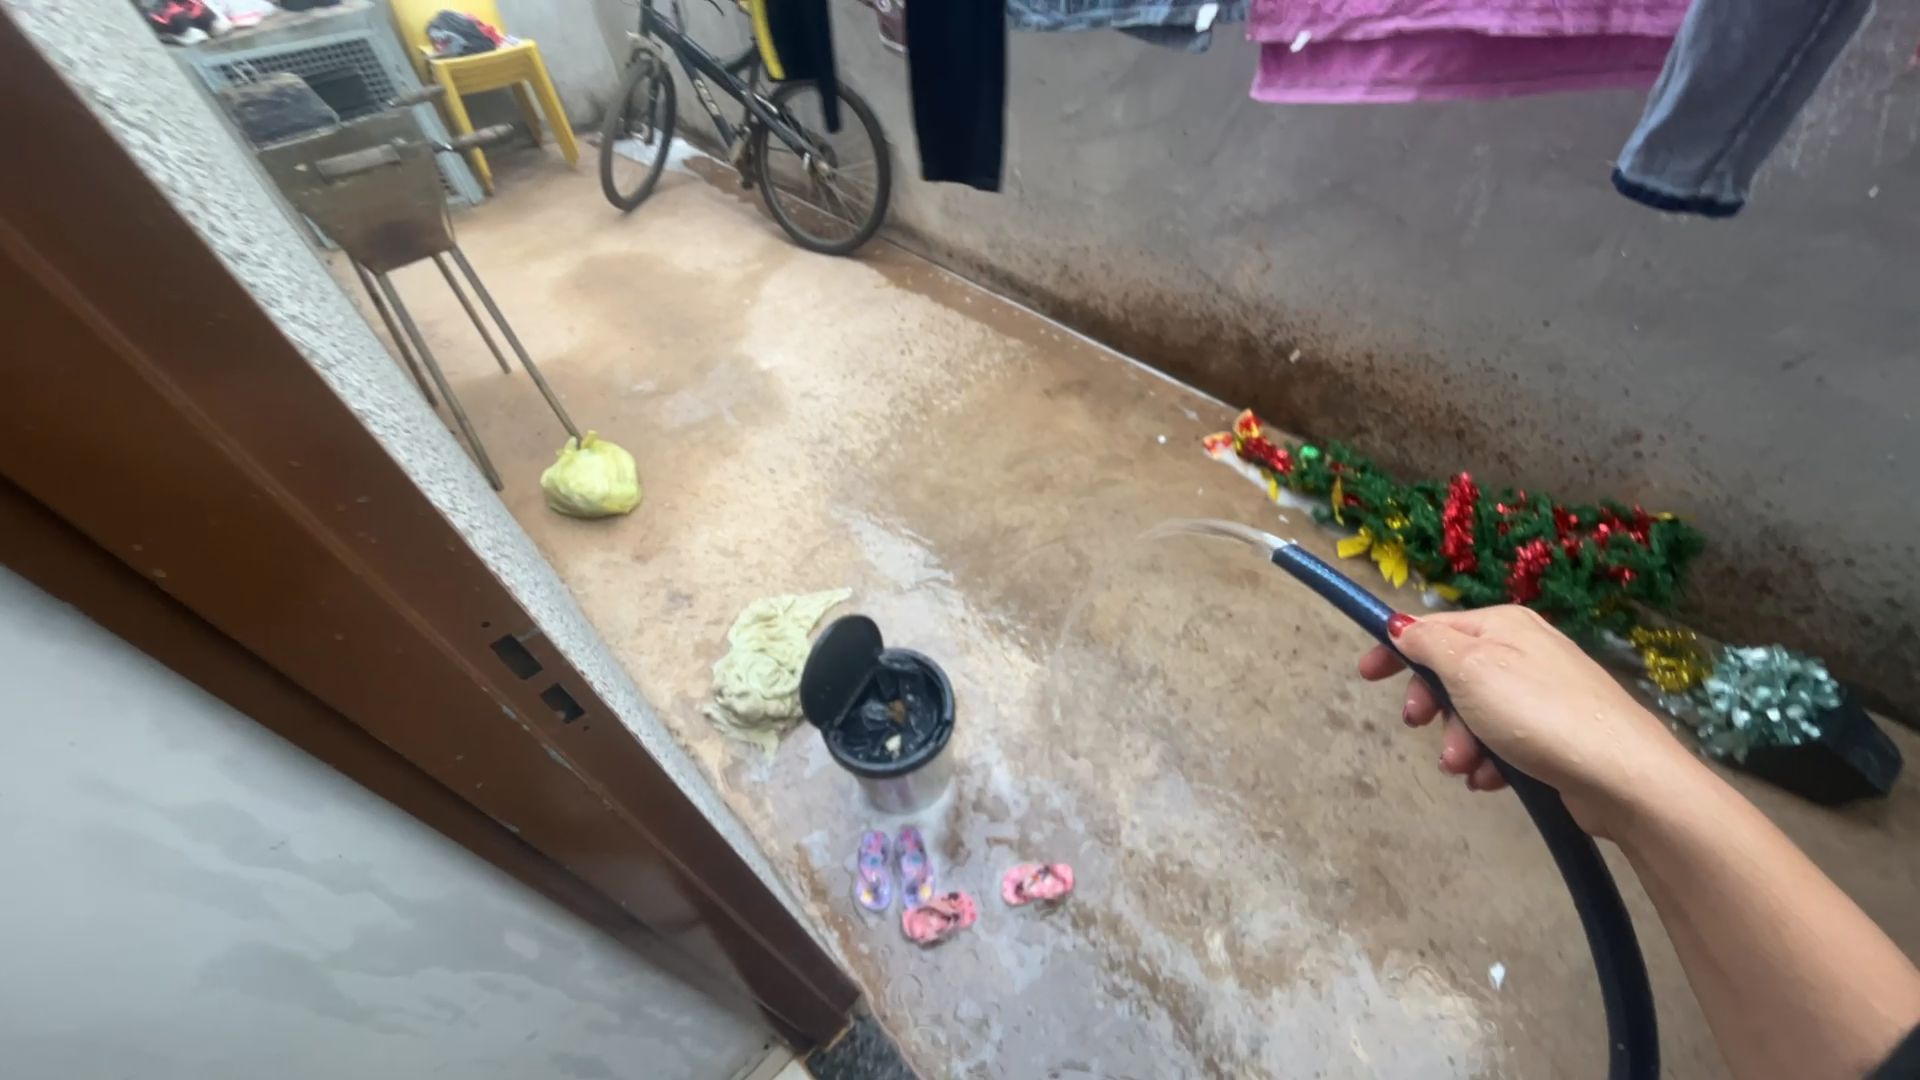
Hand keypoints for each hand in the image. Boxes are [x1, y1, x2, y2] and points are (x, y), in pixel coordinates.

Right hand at [1358, 605, 1692, 837]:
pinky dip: (1487, 758)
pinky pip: (1501, 738)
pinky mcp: (1556, 732)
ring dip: (1457, 740)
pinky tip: (1491, 779)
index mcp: (1501, 626)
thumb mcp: (1468, 668)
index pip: (1430, 628)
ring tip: (1464, 768)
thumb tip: (1399, 625)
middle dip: (1431, 706)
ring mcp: (1542, 692)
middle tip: (1418, 727)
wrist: (1627, 780)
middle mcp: (1523, 651)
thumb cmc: (1536, 714)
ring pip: (1472, 710)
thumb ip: (1426, 642)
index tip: (1365, 675)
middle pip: (1449, 671)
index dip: (1394, 650)